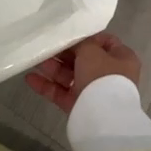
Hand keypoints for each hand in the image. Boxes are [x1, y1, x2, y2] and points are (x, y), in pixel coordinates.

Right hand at [26, 32, 141, 113]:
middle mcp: (109, 74)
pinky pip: (62, 92)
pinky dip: (47, 86)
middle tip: (44, 44)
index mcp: (121, 58)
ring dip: (52, 67)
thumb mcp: (91, 50)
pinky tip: (30, 79)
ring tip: (34, 59)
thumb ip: (80, 42)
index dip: (86, 36)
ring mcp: (94, 92)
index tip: (68, 31)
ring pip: (70, 75)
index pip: (104, 41)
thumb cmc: (102, 76)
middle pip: (83, 58)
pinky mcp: (80, 106)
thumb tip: (72, 40)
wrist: (103, 120)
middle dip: (62, 52)